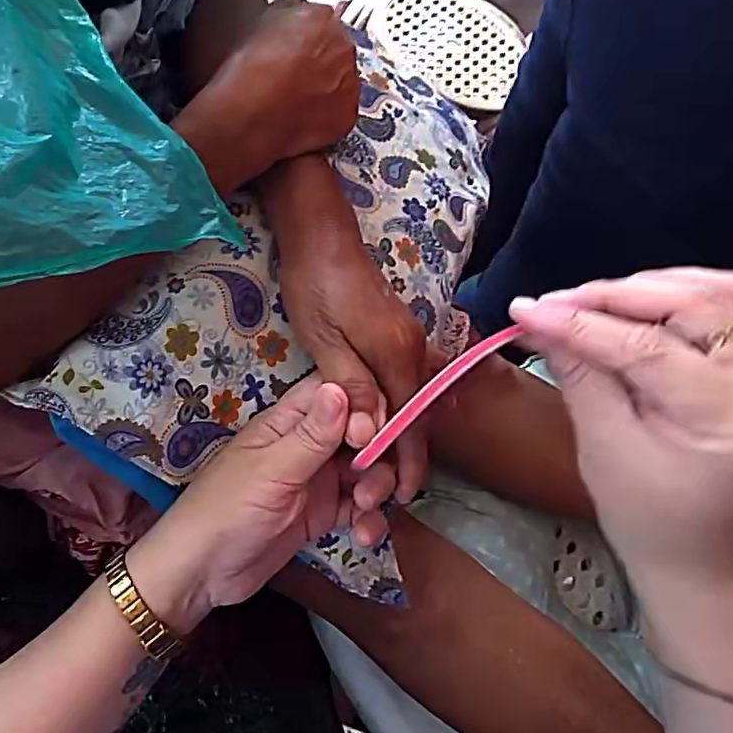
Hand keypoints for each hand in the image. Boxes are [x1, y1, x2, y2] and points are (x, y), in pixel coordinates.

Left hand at [127, 378, 392, 630]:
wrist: (203, 570)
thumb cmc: (227, 510)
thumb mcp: (272, 470)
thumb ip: (311, 434)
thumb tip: (340, 387)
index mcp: (284, 423)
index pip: (332, 392)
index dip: (363, 404)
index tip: (371, 434)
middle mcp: (303, 445)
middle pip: (359, 431)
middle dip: (379, 452)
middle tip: (373, 480)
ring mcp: (313, 480)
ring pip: (365, 469)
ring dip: (376, 487)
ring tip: (365, 508)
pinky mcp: (320, 513)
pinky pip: (359, 507)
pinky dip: (370, 518)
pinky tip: (364, 536)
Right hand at [190, 0, 359, 172]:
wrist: (247, 118)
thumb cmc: (245, 77)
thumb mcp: (255, 27)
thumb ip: (282, 16)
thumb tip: (286, 17)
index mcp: (321, 19)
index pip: (320, 23)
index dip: (303, 40)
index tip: (292, 51)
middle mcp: (342, 47)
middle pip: (335, 52)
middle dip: (317, 64)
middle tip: (291, 79)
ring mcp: (348, 83)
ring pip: (339, 83)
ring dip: (322, 90)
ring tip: (292, 103)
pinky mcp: (345, 116)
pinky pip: (338, 114)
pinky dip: (323, 118)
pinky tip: (298, 120)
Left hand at [277, 224, 430, 499]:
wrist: (322, 237)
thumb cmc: (317, 285)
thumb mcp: (325, 339)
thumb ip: (350, 385)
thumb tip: (370, 434)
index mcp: (396, 356)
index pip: (409, 422)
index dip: (403, 461)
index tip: (396, 495)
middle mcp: (411, 352)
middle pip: (416, 415)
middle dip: (404, 457)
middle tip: (384, 494)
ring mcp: (405, 342)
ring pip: (410, 402)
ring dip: (398, 437)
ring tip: (379, 471)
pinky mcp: (392, 337)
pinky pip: (401, 385)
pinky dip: (393, 411)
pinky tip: (378, 428)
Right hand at [507, 269, 732, 576]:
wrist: (685, 532)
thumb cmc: (637, 499)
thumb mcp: (597, 438)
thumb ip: (576, 369)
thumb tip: (537, 320)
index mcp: (730, 421)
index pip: (649, 349)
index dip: (580, 323)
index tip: (527, 310)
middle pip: (702, 306)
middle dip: (618, 295)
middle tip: (557, 302)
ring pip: (731, 294)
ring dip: (656, 287)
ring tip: (597, 300)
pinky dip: (696, 293)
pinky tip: (654, 303)